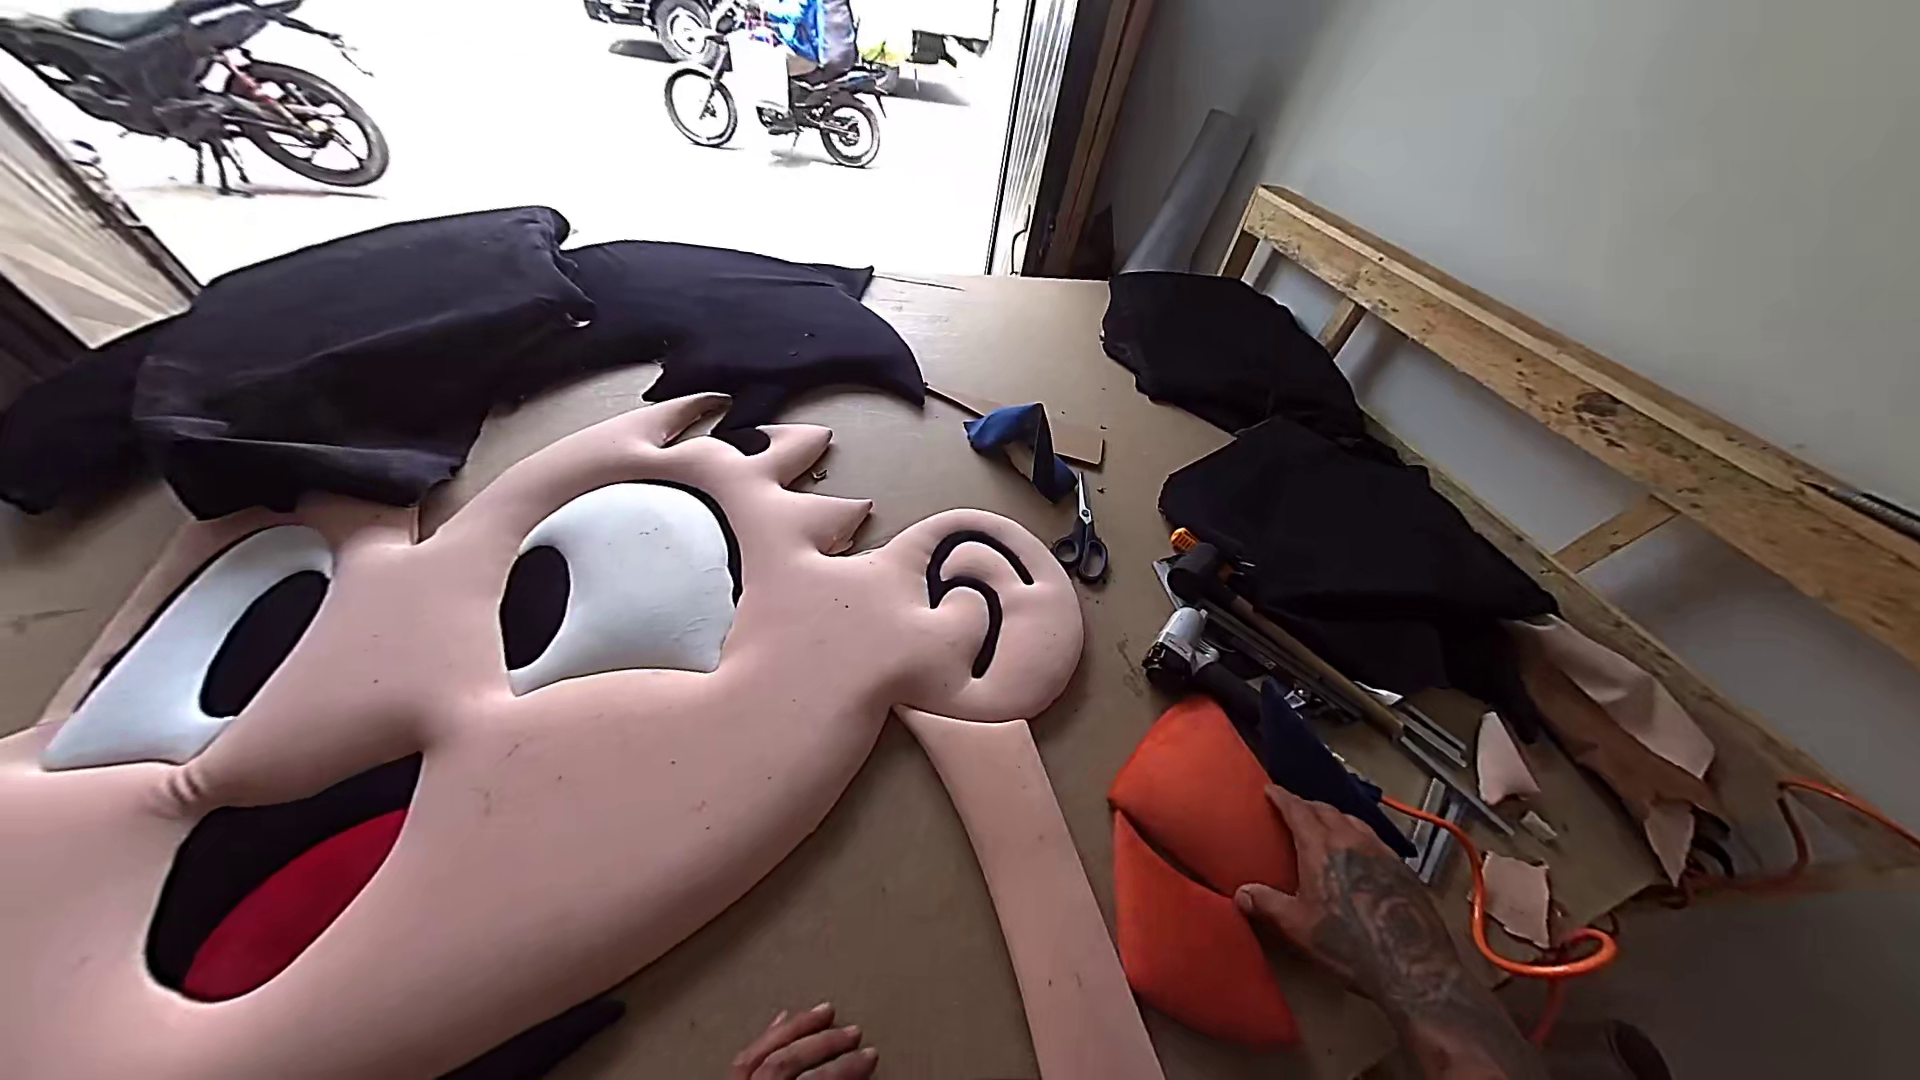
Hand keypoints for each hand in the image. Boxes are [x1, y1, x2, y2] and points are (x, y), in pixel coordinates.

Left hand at [729, 1003, 877, 1079]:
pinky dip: (768, 1037)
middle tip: (855, 1032)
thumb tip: (858, 1075)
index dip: (843, 1067)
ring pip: (762, 1052)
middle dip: (824, 1043)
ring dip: (799, 1028)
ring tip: (827, 1012)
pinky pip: (744, 1059)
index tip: (870, 1056)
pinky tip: (784, 1019)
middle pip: (786, 1060)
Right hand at [1236, 785, 1544, 1079]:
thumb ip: (1266, 904)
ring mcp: (1382, 853)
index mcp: (1320, 846)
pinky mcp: (1405, 871)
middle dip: (1307, 804)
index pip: (1297, 808)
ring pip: (1354, 821)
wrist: (1416, 970)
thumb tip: (1240, 894)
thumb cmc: (1351, 945)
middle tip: (1295, 808)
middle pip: (1326, 809)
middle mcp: (1351, 840)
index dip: (1281, 796)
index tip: (1271, 790)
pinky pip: (1376, 840)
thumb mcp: (1297, 926)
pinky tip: (1361, 852)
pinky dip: (1360, 836)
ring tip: (1327, 825)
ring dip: (1336, 817)